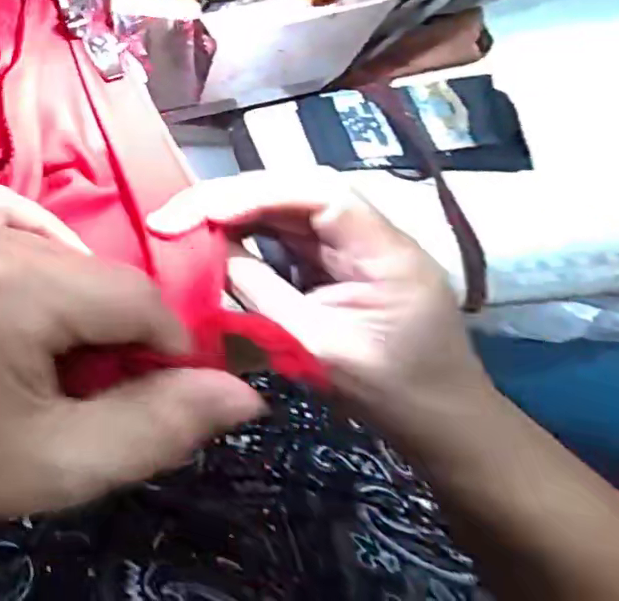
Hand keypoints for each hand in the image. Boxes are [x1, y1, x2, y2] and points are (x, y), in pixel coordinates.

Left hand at [0, 187, 265, 557]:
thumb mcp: (61, 462)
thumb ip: (159, 424)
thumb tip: (242, 390)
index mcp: (14, 284)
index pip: (135, 297)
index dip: (160, 350)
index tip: (143, 394)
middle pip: (93, 270)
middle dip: (109, 327)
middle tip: (78, 386)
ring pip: (54, 243)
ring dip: (71, 290)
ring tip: (46, 349)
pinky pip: (3, 216)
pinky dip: (30, 249)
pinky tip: (20, 294)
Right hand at [147, 169, 494, 441]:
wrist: (445, 430)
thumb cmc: (393, 395)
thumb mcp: (318, 347)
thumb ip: (261, 290)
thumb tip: (209, 248)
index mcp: (385, 251)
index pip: (317, 193)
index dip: (254, 193)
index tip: (203, 215)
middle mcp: (367, 233)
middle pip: (290, 188)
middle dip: (228, 195)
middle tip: (174, 216)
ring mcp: (347, 243)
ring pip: (277, 203)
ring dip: (226, 208)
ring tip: (180, 223)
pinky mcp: (328, 256)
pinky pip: (276, 227)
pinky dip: (237, 227)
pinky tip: (207, 235)